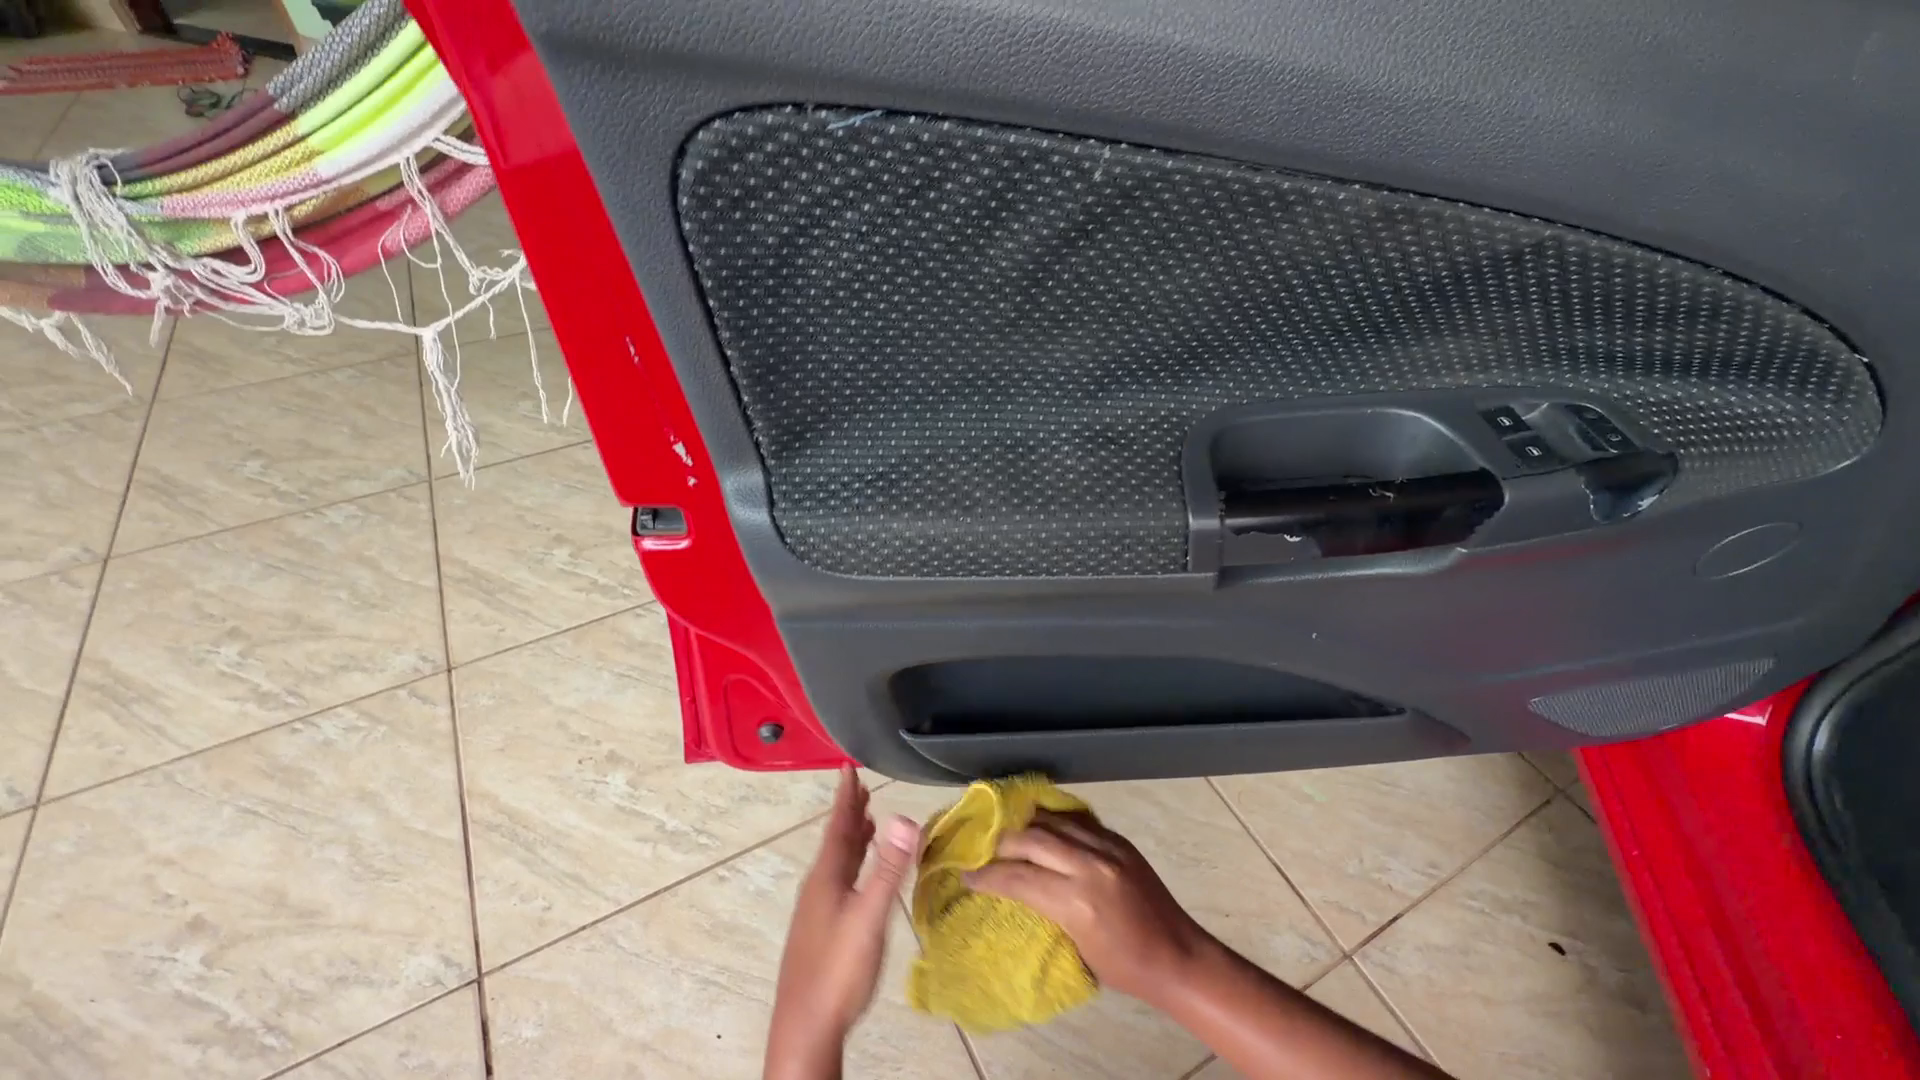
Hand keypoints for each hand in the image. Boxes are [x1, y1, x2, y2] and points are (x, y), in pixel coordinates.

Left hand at [766, 767, 920, 1079]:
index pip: (839, 826)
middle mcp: (818, 888)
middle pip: (836, 842)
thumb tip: (904, 817)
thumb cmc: (838, 970)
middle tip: (861, 788)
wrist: (805, 1027)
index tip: (847, 768)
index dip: (846, 797)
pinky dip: (851, 866)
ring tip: (865, 824)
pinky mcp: (821, 931)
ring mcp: (816, 911)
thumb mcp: (869, 916)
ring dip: (851, 840)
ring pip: (836, 863)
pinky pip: (838, 882)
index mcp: (827, 877)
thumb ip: (888, 869)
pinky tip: (858, 880)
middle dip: (849, 814)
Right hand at [966, 810, 1211, 1005]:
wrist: (1177, 956)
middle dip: (1003, 845)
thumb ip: (1046, 910)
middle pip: (1032, 839)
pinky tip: (1045, 826)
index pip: (1018, 877)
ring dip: (1027, 826)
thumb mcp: (1076, 947)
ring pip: (1054, 822)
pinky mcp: (1120, 841)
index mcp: (1076, 901)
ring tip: (1010, 835)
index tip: (967, 875)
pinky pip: (1079, 821)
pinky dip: (1057, 821)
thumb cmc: (1124, 967)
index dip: (987, 875)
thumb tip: (1016, 888)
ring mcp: (1108, 848)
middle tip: (987, 853)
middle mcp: (1089, 866)